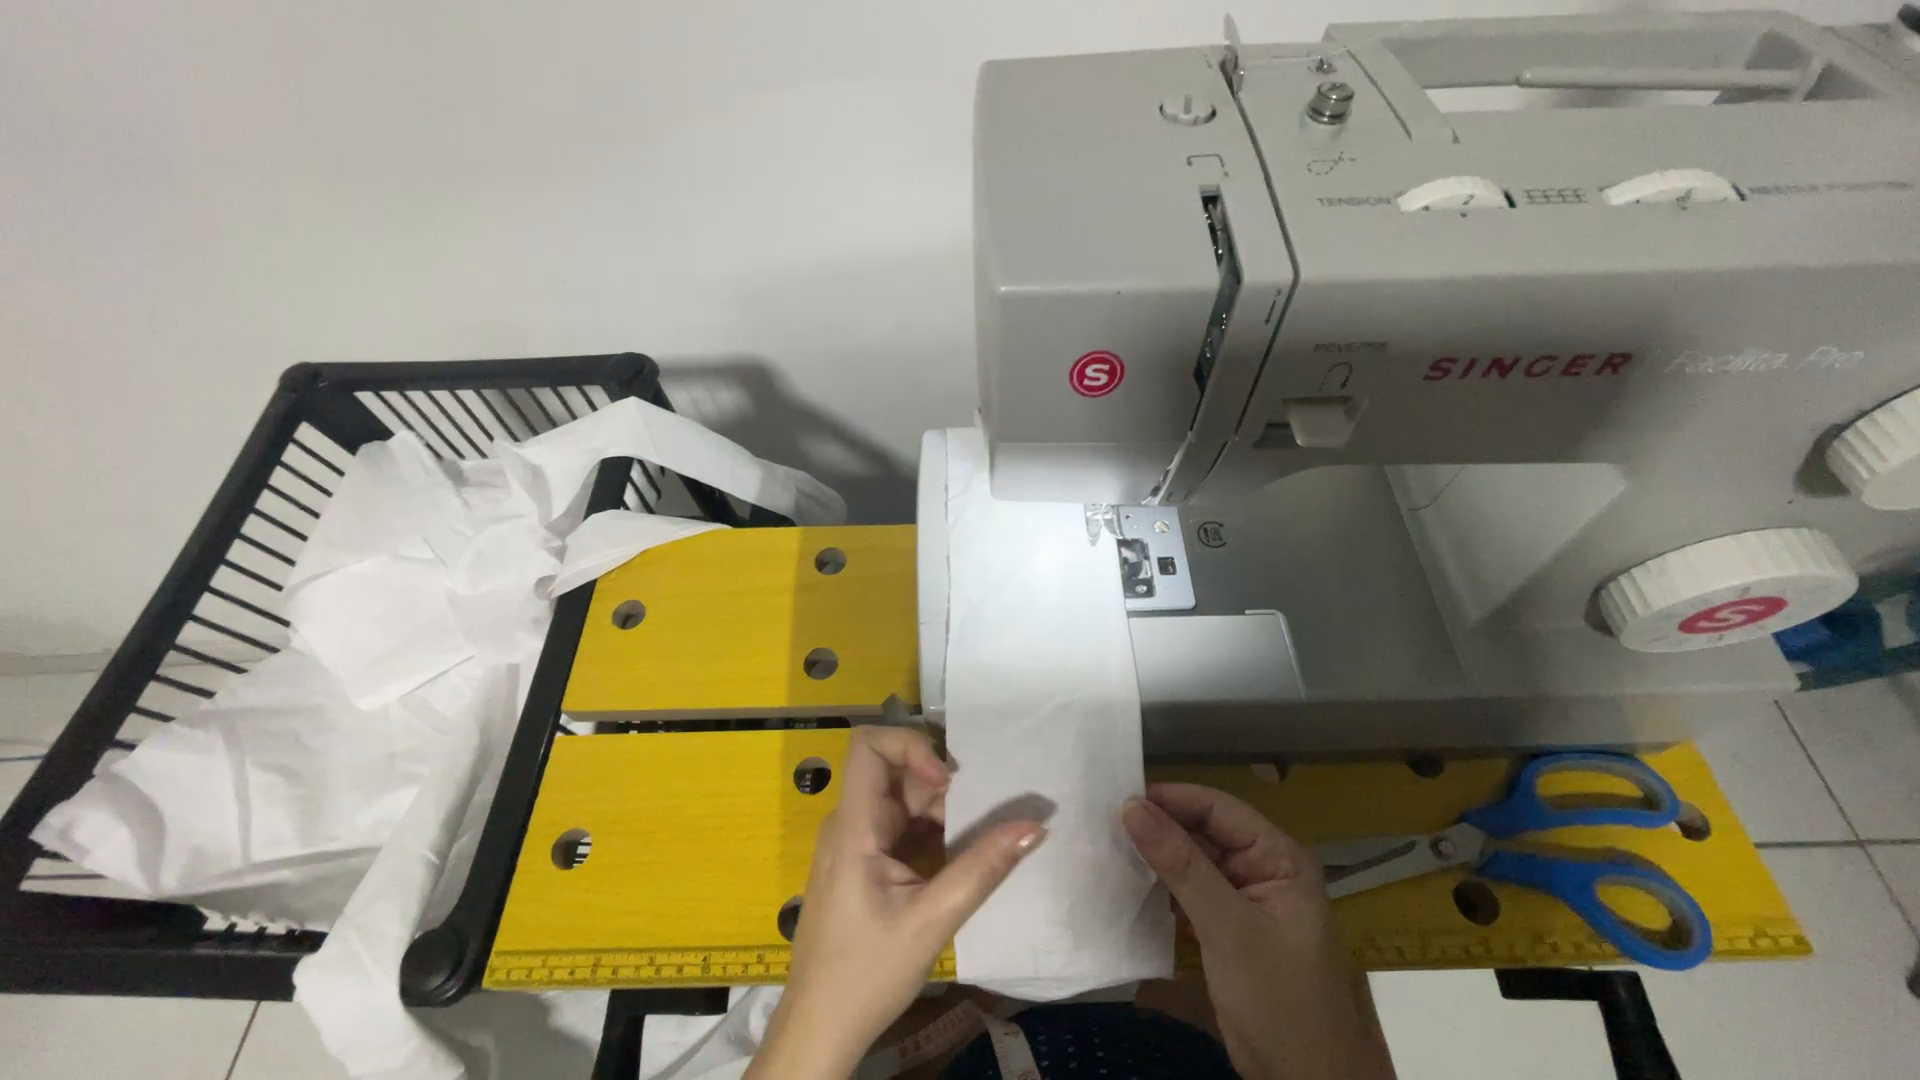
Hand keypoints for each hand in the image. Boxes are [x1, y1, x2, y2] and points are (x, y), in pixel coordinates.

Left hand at [747, 726, 1046, 1079]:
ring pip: (902, 801)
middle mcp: (850, 824)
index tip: (948, 779)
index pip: (868, 746)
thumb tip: (1034, 826)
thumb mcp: (932, 921)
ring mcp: (856, 844)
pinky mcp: (864, 863)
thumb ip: (982, 869)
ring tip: (977, 840)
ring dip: (941, 813)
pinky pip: (901, 828)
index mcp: (853, 828)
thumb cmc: (867, 974)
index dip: (910, 745)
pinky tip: (959, 858)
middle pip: (894, 773)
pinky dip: (932, 834)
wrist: (821, 1026)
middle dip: (940, 786)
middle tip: (981, 816)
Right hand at [1124, 784, 1395, 1079]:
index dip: (1171, 799)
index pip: (1219, 809)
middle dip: (1159, 827)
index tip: (1119, 799)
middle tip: (1102, 824)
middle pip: (1204, 833)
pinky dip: (1161, 889)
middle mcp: (1262, 870)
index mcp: (1278, 857)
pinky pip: (1189, 894)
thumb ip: (1180, 864)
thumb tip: (1132, 807)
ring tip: (1106, 848)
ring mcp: (1243, 901)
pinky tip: (1126, 885)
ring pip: (1192, 862)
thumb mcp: (1227, 926)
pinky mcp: (1226, 930)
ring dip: (1156, 858)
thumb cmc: (1278, 997)